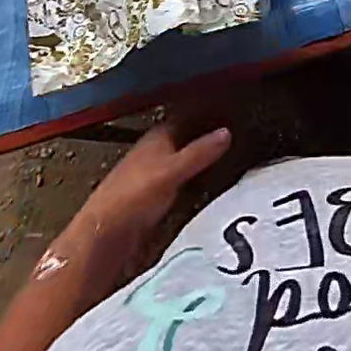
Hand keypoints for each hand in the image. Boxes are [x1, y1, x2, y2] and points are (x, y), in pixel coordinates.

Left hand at [65, 121, 230, 275]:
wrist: (105, 238)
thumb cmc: (132, 196)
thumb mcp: (170, 171)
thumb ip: (198, 152)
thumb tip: (227, 132)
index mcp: (158, 137)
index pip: (189, 117)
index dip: (209, 114)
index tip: (236, 112)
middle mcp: (158, 152)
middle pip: (191, 140)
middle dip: (213, 139)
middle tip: (245, 138)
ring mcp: (158, 176)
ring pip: (190, 163)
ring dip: (209, 164)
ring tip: (239, 162)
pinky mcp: (160, 200)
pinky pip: (189, 185)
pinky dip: (203, 184)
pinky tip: (218, 189)